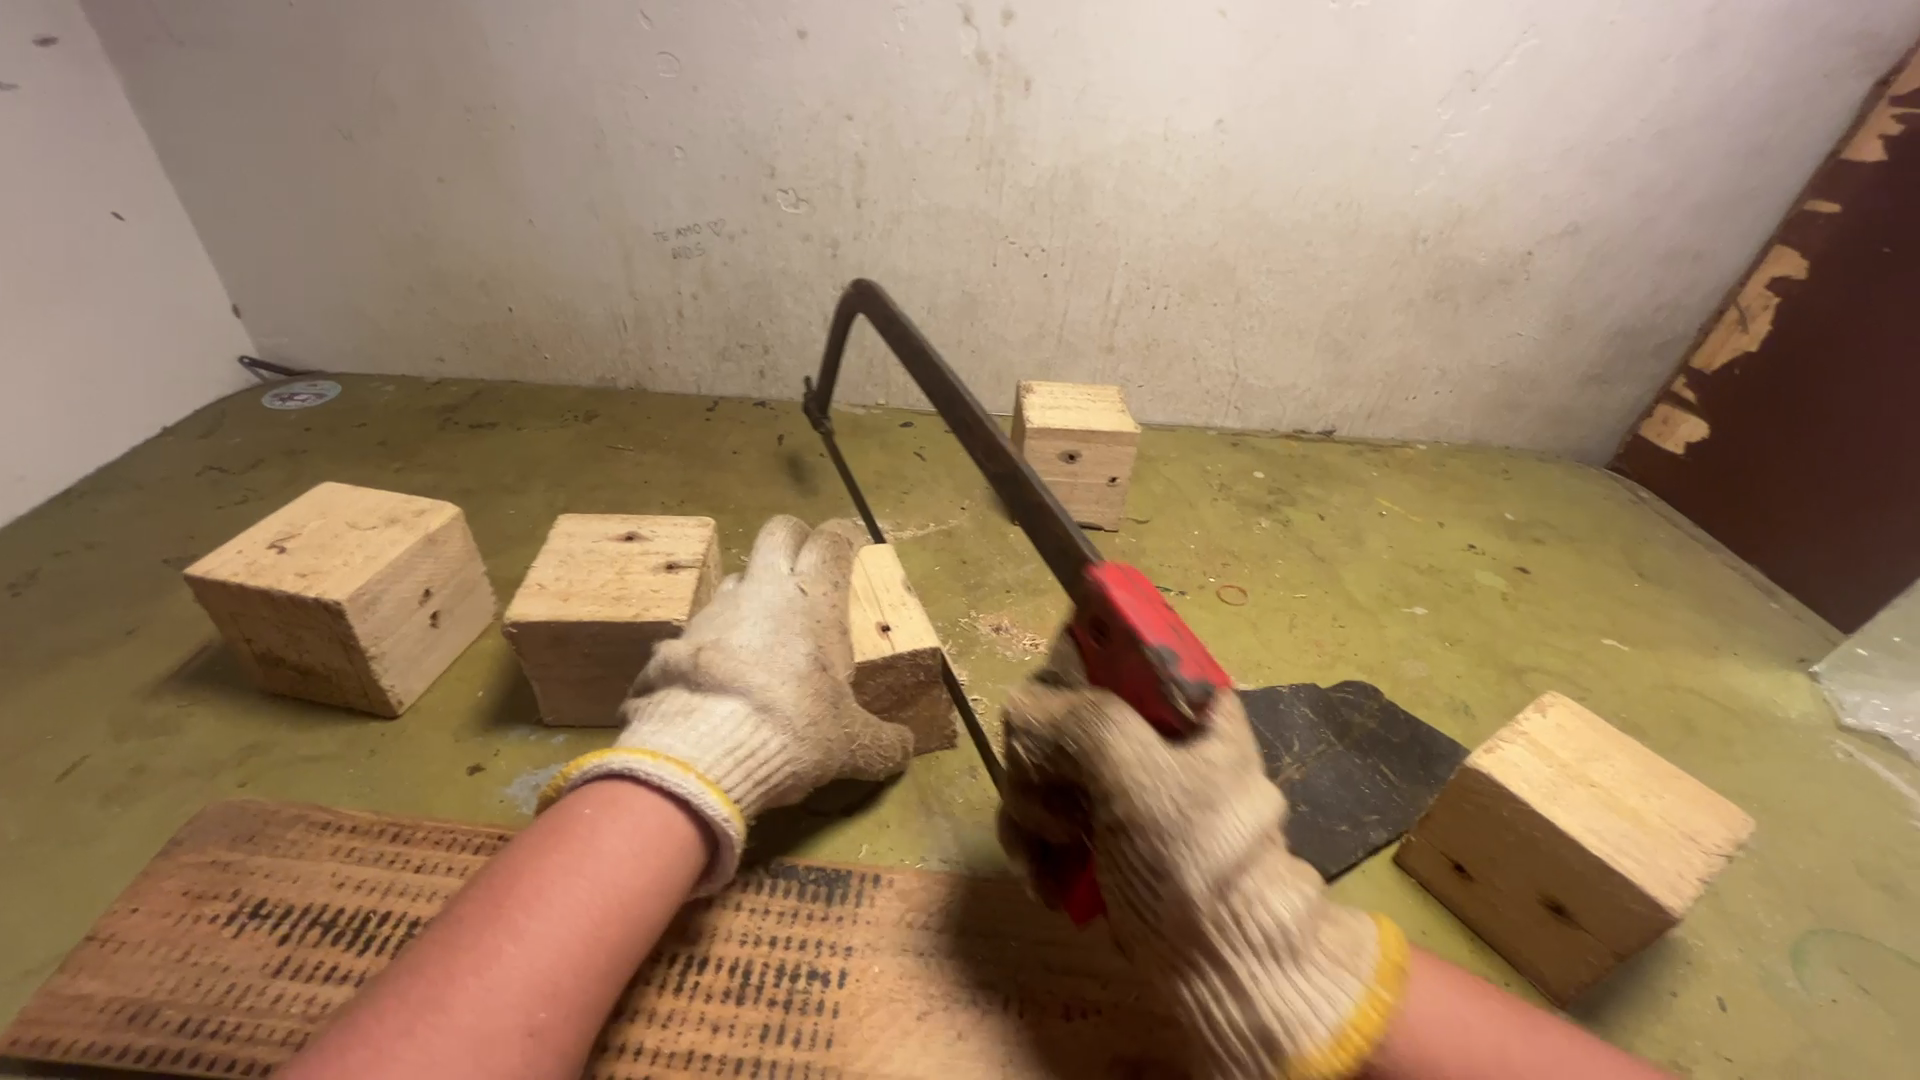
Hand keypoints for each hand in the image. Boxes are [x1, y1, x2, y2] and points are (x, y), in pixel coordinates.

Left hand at [541, 516, 914, 893]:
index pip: (832, 541)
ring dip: (755, 592)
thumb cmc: (794, 731)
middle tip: (807, 567)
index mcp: (815, 601)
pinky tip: (724, 676)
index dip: (845, 536)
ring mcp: (715, 610)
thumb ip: (883, 742)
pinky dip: (718, 640)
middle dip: (795, 539)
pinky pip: (704, 625)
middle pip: (779, 532)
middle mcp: (764, 591)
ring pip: (739, 576)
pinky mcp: (676, 639)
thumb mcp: (852, 745)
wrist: (701, 753)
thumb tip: (905, 749)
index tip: (853, 544)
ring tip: (765, 630)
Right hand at [997, 638, 1407, 1079]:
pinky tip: (1049, 880)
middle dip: (1041, 770)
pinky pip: (1046, 806)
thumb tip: (1023, 705)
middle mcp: (1153, 730)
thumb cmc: (1197, 871)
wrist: (1223, 978)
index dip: (1067, 679)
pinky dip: (1036, 843)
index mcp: (1185, 702)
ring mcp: (1124, 779)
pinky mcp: (1101, 821)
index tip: (1051, 729)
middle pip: (1059, 712)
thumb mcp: (1147, 786)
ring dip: (1032, 815)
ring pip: (1044, 761)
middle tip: (1060, 818)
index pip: (1107, 649)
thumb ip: (1084, 722)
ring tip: (1053, 861)